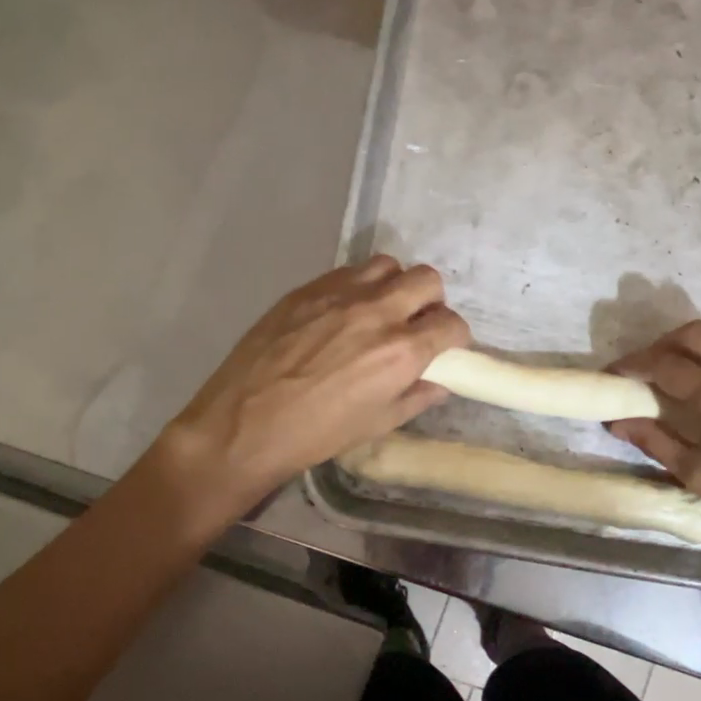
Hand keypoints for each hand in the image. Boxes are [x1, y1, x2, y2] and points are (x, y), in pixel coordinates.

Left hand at [156, 256, 468, 508]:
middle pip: (428, 280)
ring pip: (388, 266)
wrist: (245, 424)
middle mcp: (377, 313)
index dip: (455, 338)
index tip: (444, 349)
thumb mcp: (378, 424)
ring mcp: (340, 294)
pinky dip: (359, 286)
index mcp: (401, 352)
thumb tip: (439, 382)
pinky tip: (344, 313)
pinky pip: (348, 271)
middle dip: (431, 302)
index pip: (452, 324)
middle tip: (416, 325)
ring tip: (381, 311)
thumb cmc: (317, 434)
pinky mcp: (308, 289)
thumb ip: (417, 396)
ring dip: (395, 286)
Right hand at [607, 321, 700, 568]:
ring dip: (693, 341)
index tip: (614, 372)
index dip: (634, 364)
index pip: (666, 365)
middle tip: (644, 367)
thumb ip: (654, 441)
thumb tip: (617, 422)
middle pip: (693, 335)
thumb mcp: (697, 475)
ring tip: (677, 364)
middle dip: (660, 345)